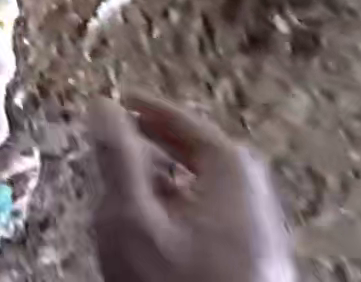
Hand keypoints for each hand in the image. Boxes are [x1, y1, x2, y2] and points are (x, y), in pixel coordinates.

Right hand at [89, 96, 294, 281]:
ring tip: (130, 156)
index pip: (216, 145)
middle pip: (226, 168)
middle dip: (174, 137)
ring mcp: (255, 256)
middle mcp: (257, 230)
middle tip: (128, 120)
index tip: (126, 97)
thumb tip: (103, 104)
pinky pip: (217, 215)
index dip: (172, 114)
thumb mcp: (130, 217)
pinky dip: (181, 192)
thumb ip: (118, 158)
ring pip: (222, 193)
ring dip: (176, 164)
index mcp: (238, 211)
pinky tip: (148, 202)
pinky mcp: (244, 273)